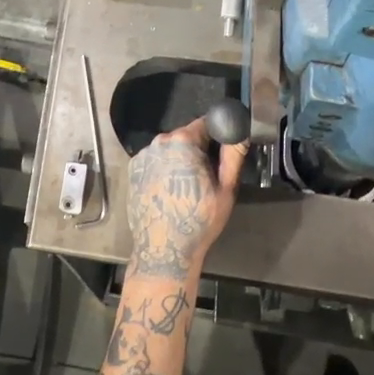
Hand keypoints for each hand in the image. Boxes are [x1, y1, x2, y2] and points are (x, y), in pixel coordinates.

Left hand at [125, 117, 247, 278]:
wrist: (164, 249)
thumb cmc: (198, 220)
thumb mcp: (225, 190)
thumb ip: (233, 156)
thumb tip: (240, 132)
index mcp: (182, 141)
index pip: (204, 124)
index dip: (216, 136)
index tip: (221, 152)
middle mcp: (159, 142)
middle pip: (184, 137)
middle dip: (197, 150)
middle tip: (206, 175)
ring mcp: (143, 156)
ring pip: (168, 150)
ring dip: (178, 160)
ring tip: (187, 187)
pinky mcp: (133, 170)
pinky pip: (154, 161)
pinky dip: (163, 169)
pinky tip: (169, 191)